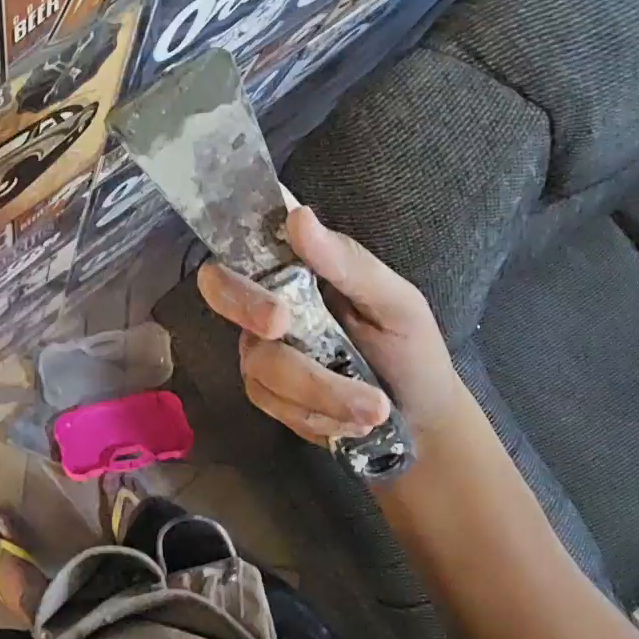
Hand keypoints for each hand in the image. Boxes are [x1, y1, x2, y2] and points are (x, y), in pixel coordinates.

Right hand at [197, 207, 467, 443]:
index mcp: (298, 263)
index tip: (262, 258)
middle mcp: (266, 298)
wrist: (418, 422)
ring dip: (322, 390)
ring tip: (375, 408)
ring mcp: (259, 345)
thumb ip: (348, 263)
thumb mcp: (396, 303)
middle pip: (220, 287)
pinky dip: (320, 414)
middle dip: (247, 305)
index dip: (234, 229)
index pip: (247, 233)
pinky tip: (353, 420)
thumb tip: (298, 216)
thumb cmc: (409, 350)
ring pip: (263, 360)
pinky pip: (273, 400)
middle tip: (279, 322)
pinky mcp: (262, 390)